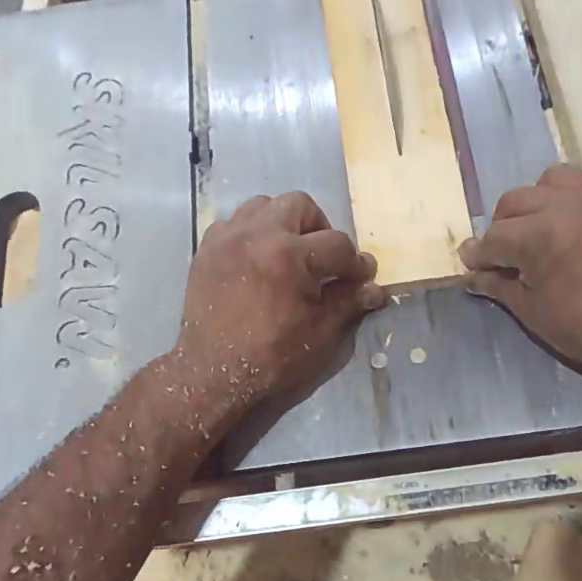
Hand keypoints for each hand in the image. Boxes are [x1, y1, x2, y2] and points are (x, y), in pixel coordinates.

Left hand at [171, 192, 385, 402]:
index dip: (356, 264)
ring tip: (290, 256)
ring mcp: (227, 239)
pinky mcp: (207, 250)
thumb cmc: (275, 357)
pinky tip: (260, 263)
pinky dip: (254, 234)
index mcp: (290, 255)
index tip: (362, 279)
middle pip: (300, 205)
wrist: (215, 374)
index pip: (338, 244)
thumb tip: (374, 288)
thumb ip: (349, 302)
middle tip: (324, 260)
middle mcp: (257, 235)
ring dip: (285, 225)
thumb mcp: (322, 332)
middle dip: (320, 229)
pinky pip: (236, 223)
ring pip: (264, 205)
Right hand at [457, 165, 581, 377]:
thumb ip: (501, 288)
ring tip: (542, 228)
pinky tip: (579, 219)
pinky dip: (576, 195)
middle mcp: (566, 203)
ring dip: (537, 202)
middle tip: (504, 253)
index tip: (470, 263)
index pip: (493, 238)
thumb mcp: (538, 315)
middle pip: (515, 201)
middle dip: (501, 227)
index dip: (478, 254)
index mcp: (540, 236)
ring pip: (551, 180)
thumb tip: (472, 275)